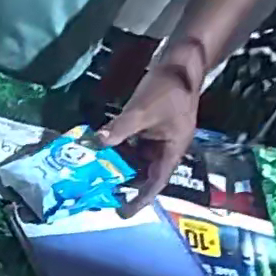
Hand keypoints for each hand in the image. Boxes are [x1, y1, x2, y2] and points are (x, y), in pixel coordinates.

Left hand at [98, 40, 208, 215]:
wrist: (180, 62)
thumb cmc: (167, 87)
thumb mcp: (141, 110)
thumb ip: (120, 128)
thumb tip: (97, 142)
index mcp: (172, 149)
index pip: (156, 181)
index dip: (141, 198)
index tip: (124, 213)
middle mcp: (165, 148)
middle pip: (144, 175)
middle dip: (124, 188)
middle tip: (100, 200)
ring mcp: (156, 140)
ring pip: (135, 163)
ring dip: (118, 172)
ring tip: (95, 184)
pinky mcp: (147, 131)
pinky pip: (131, 149)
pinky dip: (116, 156)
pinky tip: (98, 160)